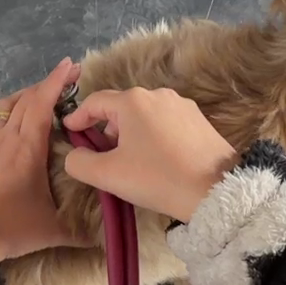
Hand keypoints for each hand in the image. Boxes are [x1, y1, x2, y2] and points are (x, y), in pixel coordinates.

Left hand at [0, 59, 83, 259]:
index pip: (41, 102)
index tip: (71, 66)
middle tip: (67, 80)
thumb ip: (82, 230)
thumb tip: (108, 234)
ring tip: (42, 98)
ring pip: (6, 106)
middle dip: (46, 84)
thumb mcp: (51, 230)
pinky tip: (12, 121)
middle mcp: (5, 137)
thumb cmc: (9, 227)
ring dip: (25, 96)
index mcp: (27, 146)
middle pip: (25, 98)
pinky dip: (7, 111)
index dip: (57, 80)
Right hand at [62, 88, 238, 221]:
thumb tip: (74, 154)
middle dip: (106, 129)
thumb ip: (79, 162)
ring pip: (144, 115)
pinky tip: (155, 160)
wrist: (216, 190)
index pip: (95, 102)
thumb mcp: (108, 175)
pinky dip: (152, 136)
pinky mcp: (199, 120)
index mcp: (132, 101)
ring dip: (130, 134)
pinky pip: (164, 123)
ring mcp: (182, 105)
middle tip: (101, 156)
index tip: (69, 132)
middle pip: (120, 108)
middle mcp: (157, 94)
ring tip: (129, 161)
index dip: (78, 117)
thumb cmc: (156, 178)